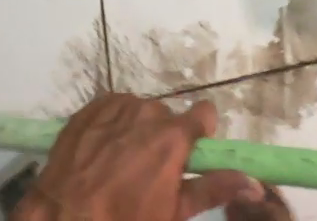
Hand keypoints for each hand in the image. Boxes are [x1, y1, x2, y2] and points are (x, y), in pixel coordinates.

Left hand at [14, 93, 264, 220]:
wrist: (62, 218)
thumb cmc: (124, 219)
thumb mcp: (172, 212)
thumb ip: (214, 188)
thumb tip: (254, 182)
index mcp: (173, 136)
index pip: (205, 112)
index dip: (200, 132)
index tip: (191, 152)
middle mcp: (149, 112)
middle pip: (168, 117)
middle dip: (164, 138)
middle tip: (147, 170)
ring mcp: (117, 106)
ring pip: (139, 111)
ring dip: (137, 130)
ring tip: (119, 163)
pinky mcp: (91, 107)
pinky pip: (113, 108)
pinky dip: (113, 123)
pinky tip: (101, 150)